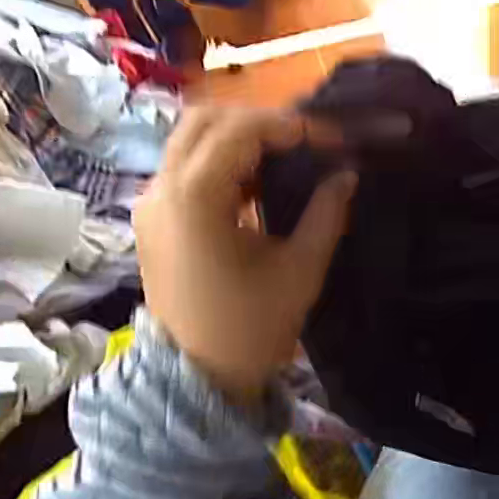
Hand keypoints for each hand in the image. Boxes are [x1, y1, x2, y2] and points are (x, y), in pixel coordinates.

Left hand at [133, 106, 355, 399]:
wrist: (200, 378)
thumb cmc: (253, 327)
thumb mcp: (301, 269)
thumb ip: (326, 214)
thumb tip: (347, 175)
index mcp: (194, 199)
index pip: (240, 131)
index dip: (289, 126)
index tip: (331, 139)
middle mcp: (160, 190)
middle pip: (203, 120)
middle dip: (259, 121)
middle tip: (306, 141)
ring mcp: (151, 204)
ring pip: (189, 140)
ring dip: (238, 139)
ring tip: (286, 159)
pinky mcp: (153, 220)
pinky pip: (184, 169)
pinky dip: (221, 162)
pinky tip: (256, 185)